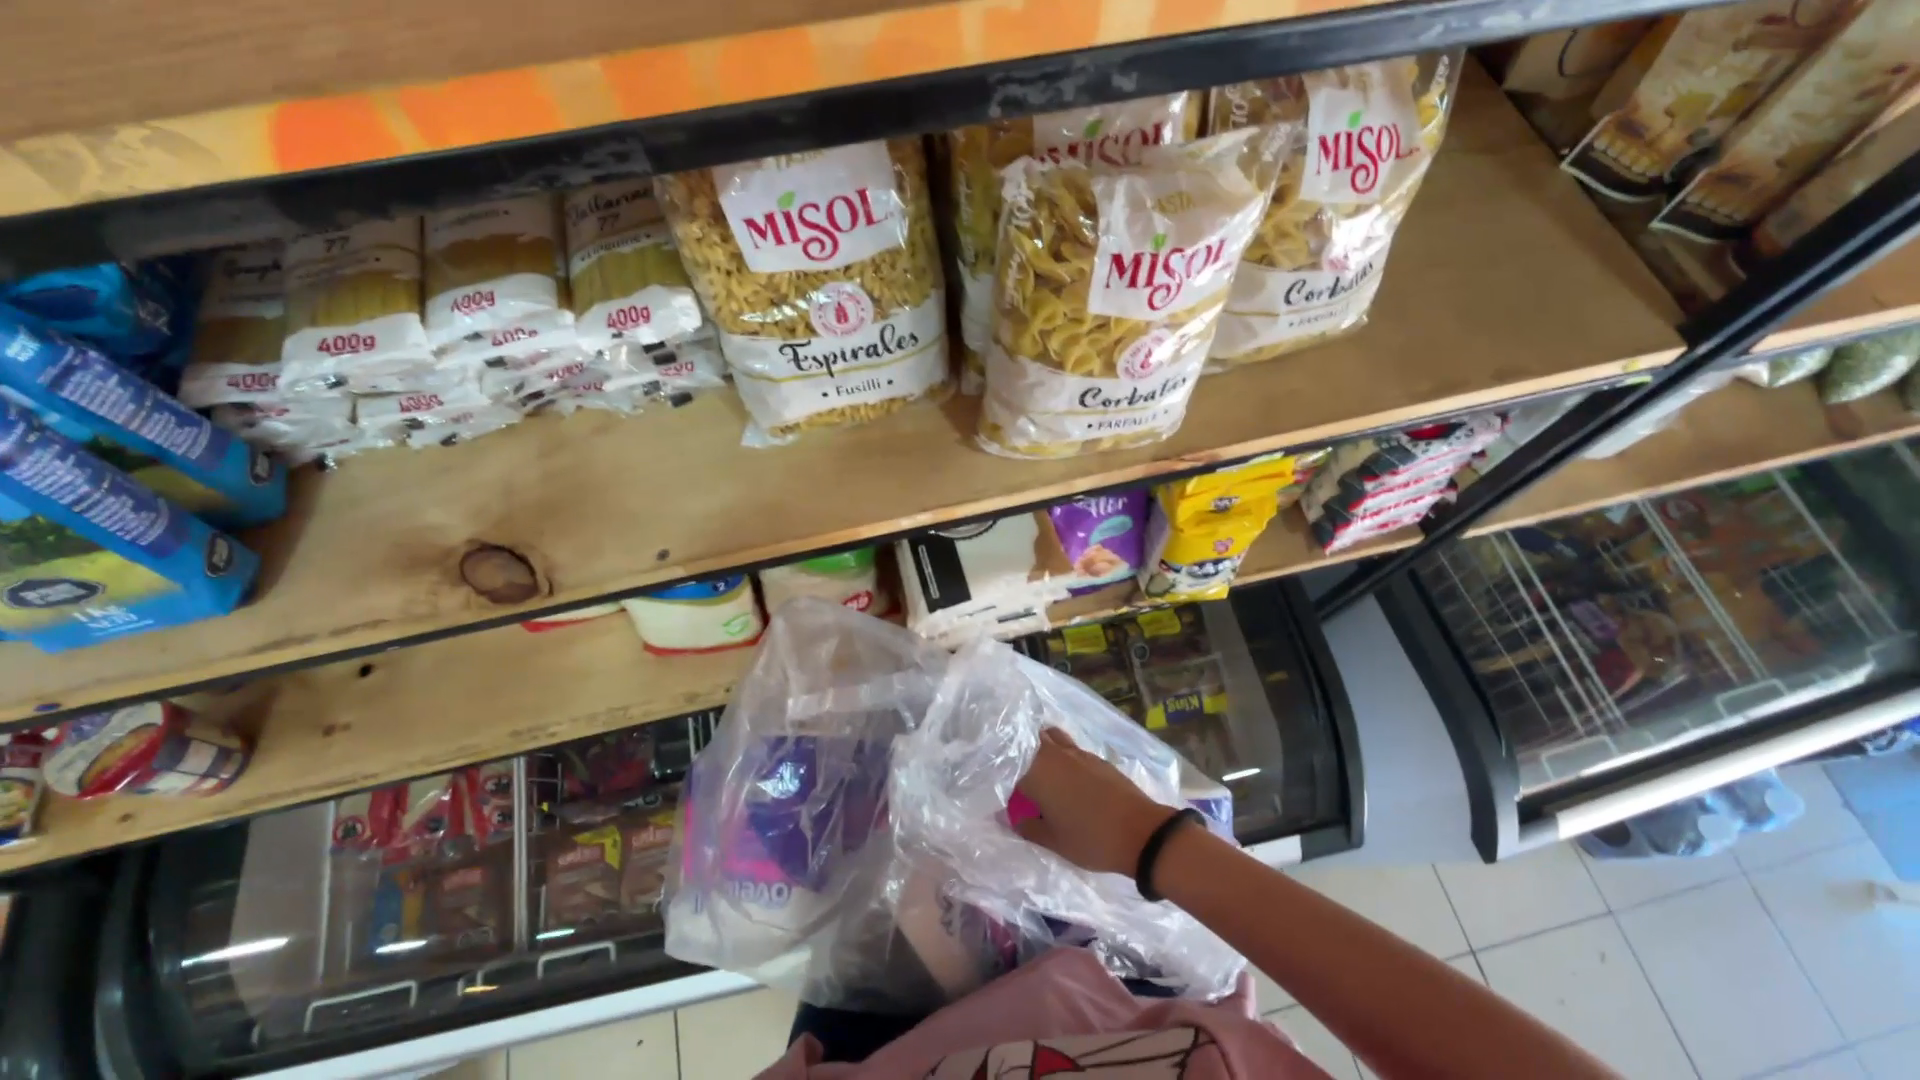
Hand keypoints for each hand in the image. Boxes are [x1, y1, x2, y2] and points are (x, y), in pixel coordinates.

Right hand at [1013, 727, 1178, 876]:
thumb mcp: (1053, 841)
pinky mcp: (1098, 759)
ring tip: (1038, 773)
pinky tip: (1065, 780)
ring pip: (1051, 739)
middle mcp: (1055, 754)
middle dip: (1018, 751)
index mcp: (1037, 770)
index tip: (994, 781)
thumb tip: (1006, 816)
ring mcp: (1079, 753)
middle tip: (1013, 773)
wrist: (1143, 833)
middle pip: (1029, 738)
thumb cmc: (1090, 838)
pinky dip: (1062, 758)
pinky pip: (1070, 750)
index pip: (1007, 760)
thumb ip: (1026, 826)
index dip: (998, 769)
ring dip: (1041, 750)